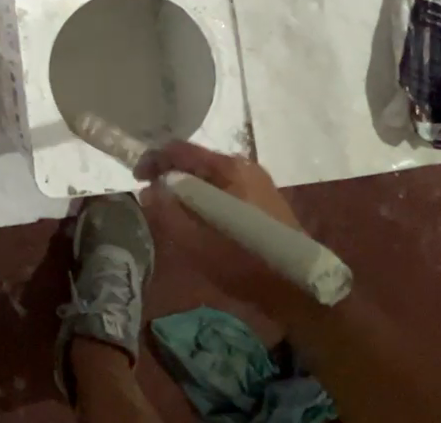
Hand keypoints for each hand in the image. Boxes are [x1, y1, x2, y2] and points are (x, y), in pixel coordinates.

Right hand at [136, 141, 309, 315]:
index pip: (179, 150)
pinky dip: (205, 195)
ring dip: (187, 187)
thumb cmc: (246, 264)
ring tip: (172, 209)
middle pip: (195, 160)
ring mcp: (257, 181)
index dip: (152, 160)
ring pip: (210, 175)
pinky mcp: (265, 199)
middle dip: (169, 174)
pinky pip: (224, 187)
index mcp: (227, 168)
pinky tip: (200, 217)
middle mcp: (243, 166)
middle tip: (151, 195)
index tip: (136, 179)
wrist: (303, 291)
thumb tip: (149, 190)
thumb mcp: (196, 242)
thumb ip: (167, 212)